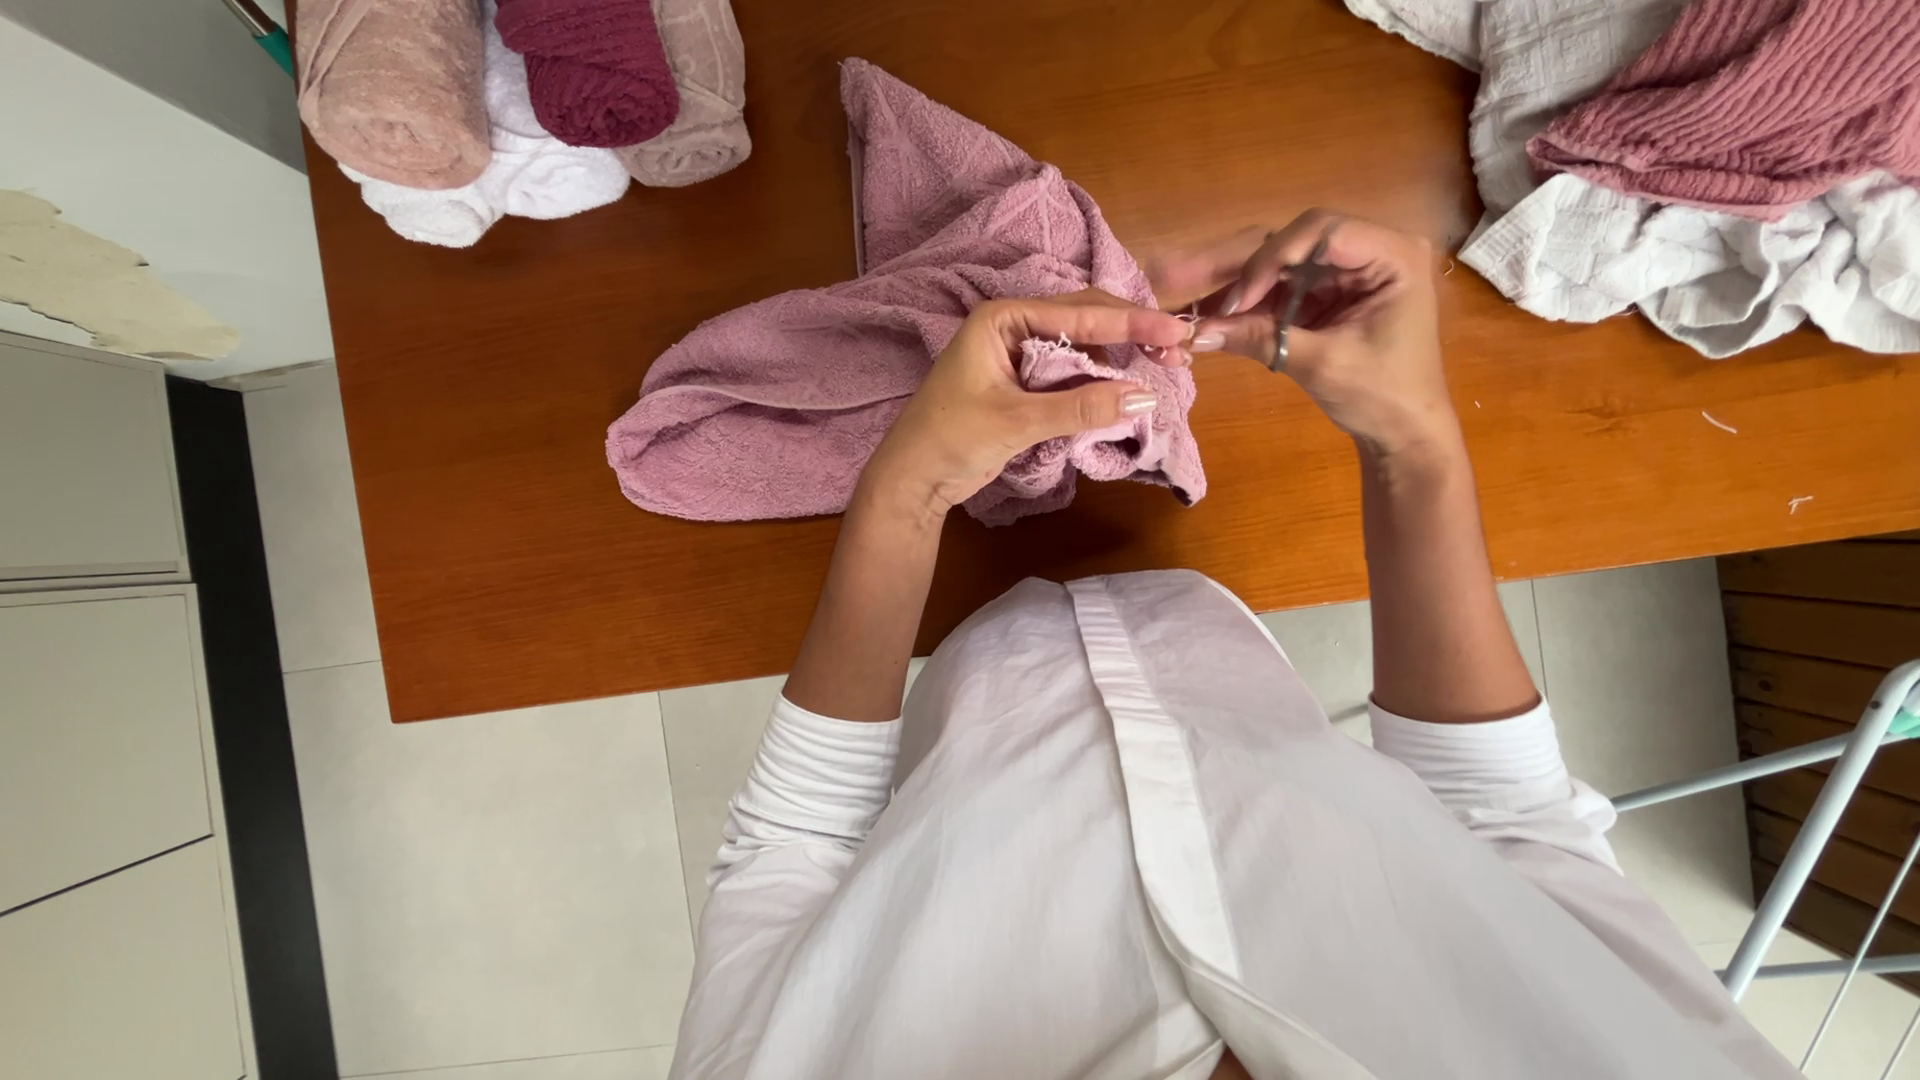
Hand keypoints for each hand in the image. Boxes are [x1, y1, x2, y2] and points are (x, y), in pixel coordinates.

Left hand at [858, 291, 1191, 519]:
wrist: (912, 478)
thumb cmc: (951, 439)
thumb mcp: (1017, 421)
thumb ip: (1080, 406)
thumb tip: (1144, 397)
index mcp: (1004, 319)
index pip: (1080, 313)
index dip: (1132, 322)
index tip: (1176, 332)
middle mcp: (1014, 328)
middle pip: (1085, 321)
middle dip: (1131, 334)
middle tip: (1178, 351)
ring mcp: (1019, 356)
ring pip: (1081, 348)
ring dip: (1118, 360)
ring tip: (1160, 370)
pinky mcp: (1024, 385)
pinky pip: (1070, 374)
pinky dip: (1098, 382)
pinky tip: (1123, 390)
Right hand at [1148, 210, 1457, 456]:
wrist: (1404, 432)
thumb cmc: (1382, 396)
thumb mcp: (1322, 365)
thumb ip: (1262, 339)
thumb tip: (1197, 334)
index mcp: (1392, 255)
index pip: (1321, 231)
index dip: (1271, 258)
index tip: (1238, 302)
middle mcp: (1367, 251)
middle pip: (1288, 243)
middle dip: (1234, 266)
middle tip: (1175, 276)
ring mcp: (1341, 273)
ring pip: (1274, 264)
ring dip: (1229, 283)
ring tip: (1176, 293)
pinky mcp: (1322, 295)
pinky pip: (1275, 290)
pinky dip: (1241, 304)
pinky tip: (1203, 314)